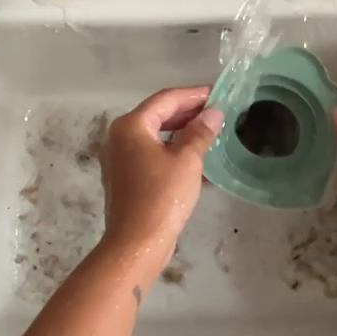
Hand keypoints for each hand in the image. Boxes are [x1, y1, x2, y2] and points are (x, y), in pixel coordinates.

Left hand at [99, 86, 222, 255]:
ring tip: (211, 133)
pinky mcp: (126, 178)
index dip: (193, 95)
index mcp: (130, 126)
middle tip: (217, 111)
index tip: (217, 92)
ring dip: (183, 134)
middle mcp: (119, 137)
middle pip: (158, 116)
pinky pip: (152, 156)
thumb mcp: (187, 160)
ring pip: (156, 137)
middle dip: (188, 113)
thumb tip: (213, 113)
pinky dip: (173, 153)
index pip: (166, 99)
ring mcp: (120, 159)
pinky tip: (198, 160)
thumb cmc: (162, 196)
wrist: (137, 243)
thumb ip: (200, 133)